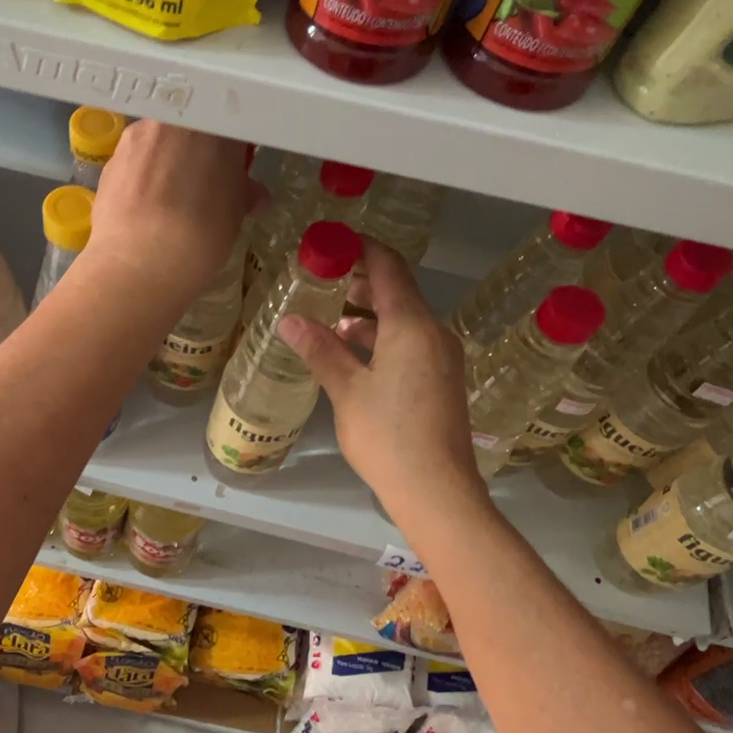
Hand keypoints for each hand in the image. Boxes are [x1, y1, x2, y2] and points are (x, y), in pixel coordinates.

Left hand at [87, 121, 249, 297]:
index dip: (233, 153)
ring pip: (159, 142)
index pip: (230, 129)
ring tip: (169, 200)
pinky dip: (141, 177)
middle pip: (191, 129)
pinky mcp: (109, 160)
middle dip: (197, 153)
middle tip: (201, 187)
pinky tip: (143, 207)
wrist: (138, 264)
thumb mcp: (233, 219)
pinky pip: (134, 161)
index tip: (232, 174)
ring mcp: (136, 137)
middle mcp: (174, 120)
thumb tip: (254, 196)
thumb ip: (243, 195)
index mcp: (215, 127)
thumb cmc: (199, 238)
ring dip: (166, 162)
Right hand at [278, 240, 485, 520]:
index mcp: (412, 326)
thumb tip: (290, 319)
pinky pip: (410, 343)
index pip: (387, 267)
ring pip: (403, 320)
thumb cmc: (388, 436)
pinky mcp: (441, 380)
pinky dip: (381, 338)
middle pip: (397, 291)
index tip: (330, 243)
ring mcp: (442, 358)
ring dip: (367, 314)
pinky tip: (353, 355)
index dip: (360, 249)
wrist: (436, 489)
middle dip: (359, 282)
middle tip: (320, 280)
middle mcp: (434, 333)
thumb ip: (321, 350)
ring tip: (328, 320)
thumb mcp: (347, 391)